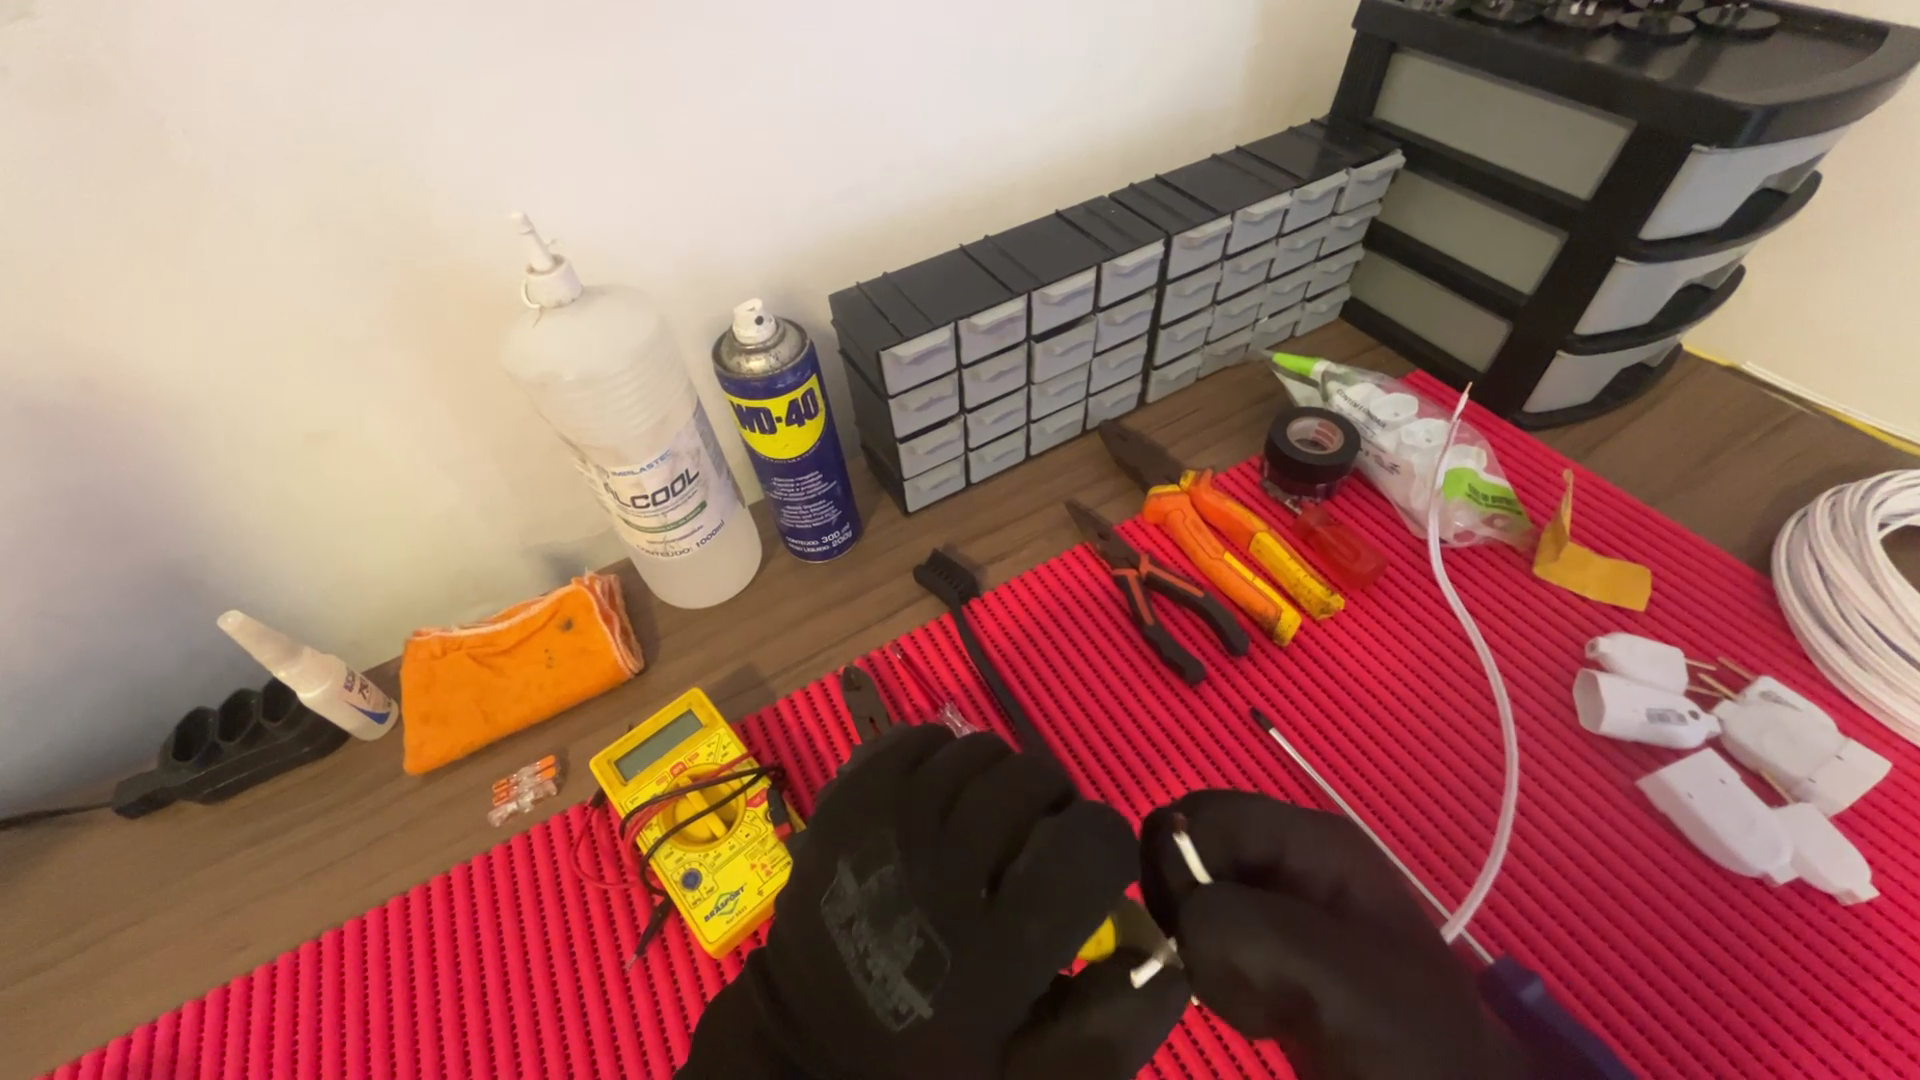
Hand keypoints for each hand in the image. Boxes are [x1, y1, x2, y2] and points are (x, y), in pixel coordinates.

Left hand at [682, 726, 1187, 1079]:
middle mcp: (939, 869)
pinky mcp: (844, 800)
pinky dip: (942, 757)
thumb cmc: (927, 1069)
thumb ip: (1113, 1024)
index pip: (1089, 842)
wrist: (804, 1051)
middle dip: (1055, 804)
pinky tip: (938, 801)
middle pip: (1032, 778)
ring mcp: (884, 824)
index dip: (1108, 848)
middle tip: (1037, 845)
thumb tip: (1165, 946)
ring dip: (1000, 778)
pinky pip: (917, 738)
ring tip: (987, 823)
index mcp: (993, 951)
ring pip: (978, 748)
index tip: (1094, 870)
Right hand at [1140, 792, 1521, 1079]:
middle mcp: (1291, 855)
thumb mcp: (1337, 981)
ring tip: (1249, 996)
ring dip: (1198, 948)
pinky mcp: (1273, 947)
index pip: (1203, 814)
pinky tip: (1256, 1009)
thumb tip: (1184, 910)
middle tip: (1214, 964)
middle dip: (1184, 905)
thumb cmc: (1406, 1046)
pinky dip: (1211, 972)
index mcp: (1311, 839)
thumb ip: (1250, 928)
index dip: (1179, 865)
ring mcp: (1281, 902)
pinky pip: (1208, 937)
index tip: (1191, 931)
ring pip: (1191, 893)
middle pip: (1190, 846)